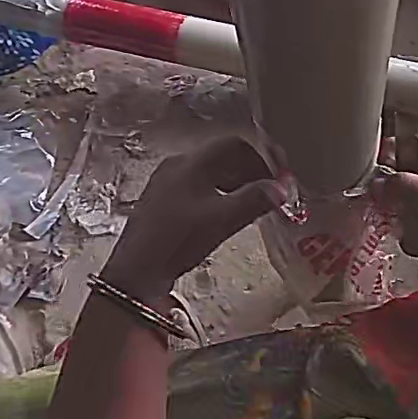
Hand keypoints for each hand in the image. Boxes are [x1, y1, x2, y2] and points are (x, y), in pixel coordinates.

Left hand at [101, 137, 286, 298]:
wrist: (135, 273)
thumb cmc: (178, 240)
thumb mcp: (221, 220)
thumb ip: (254, 200)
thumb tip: (282, 188)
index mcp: (192, 162)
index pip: (235, 144)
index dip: (262, 156)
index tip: (280, 175)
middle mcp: (178, 165)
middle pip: (224, 156)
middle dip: (253, 170)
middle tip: (273, 190)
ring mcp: (168, 183)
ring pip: (212, 172)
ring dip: (238, 183)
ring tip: (257, 203)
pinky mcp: (163, 201)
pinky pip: (200, 187)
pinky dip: (221, 194)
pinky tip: (230, 214)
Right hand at [368, 138, 417, 279]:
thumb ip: (403, 185)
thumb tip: (374, 184)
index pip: (397, 146)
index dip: (382, 155)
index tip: (369, 172)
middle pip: (390, 174)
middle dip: (387, 193)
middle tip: (385, 206)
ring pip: (392, 198)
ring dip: (397, 215)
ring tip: (410, 227)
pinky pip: (400, 217)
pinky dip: (404, 228)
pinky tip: (415, 238)